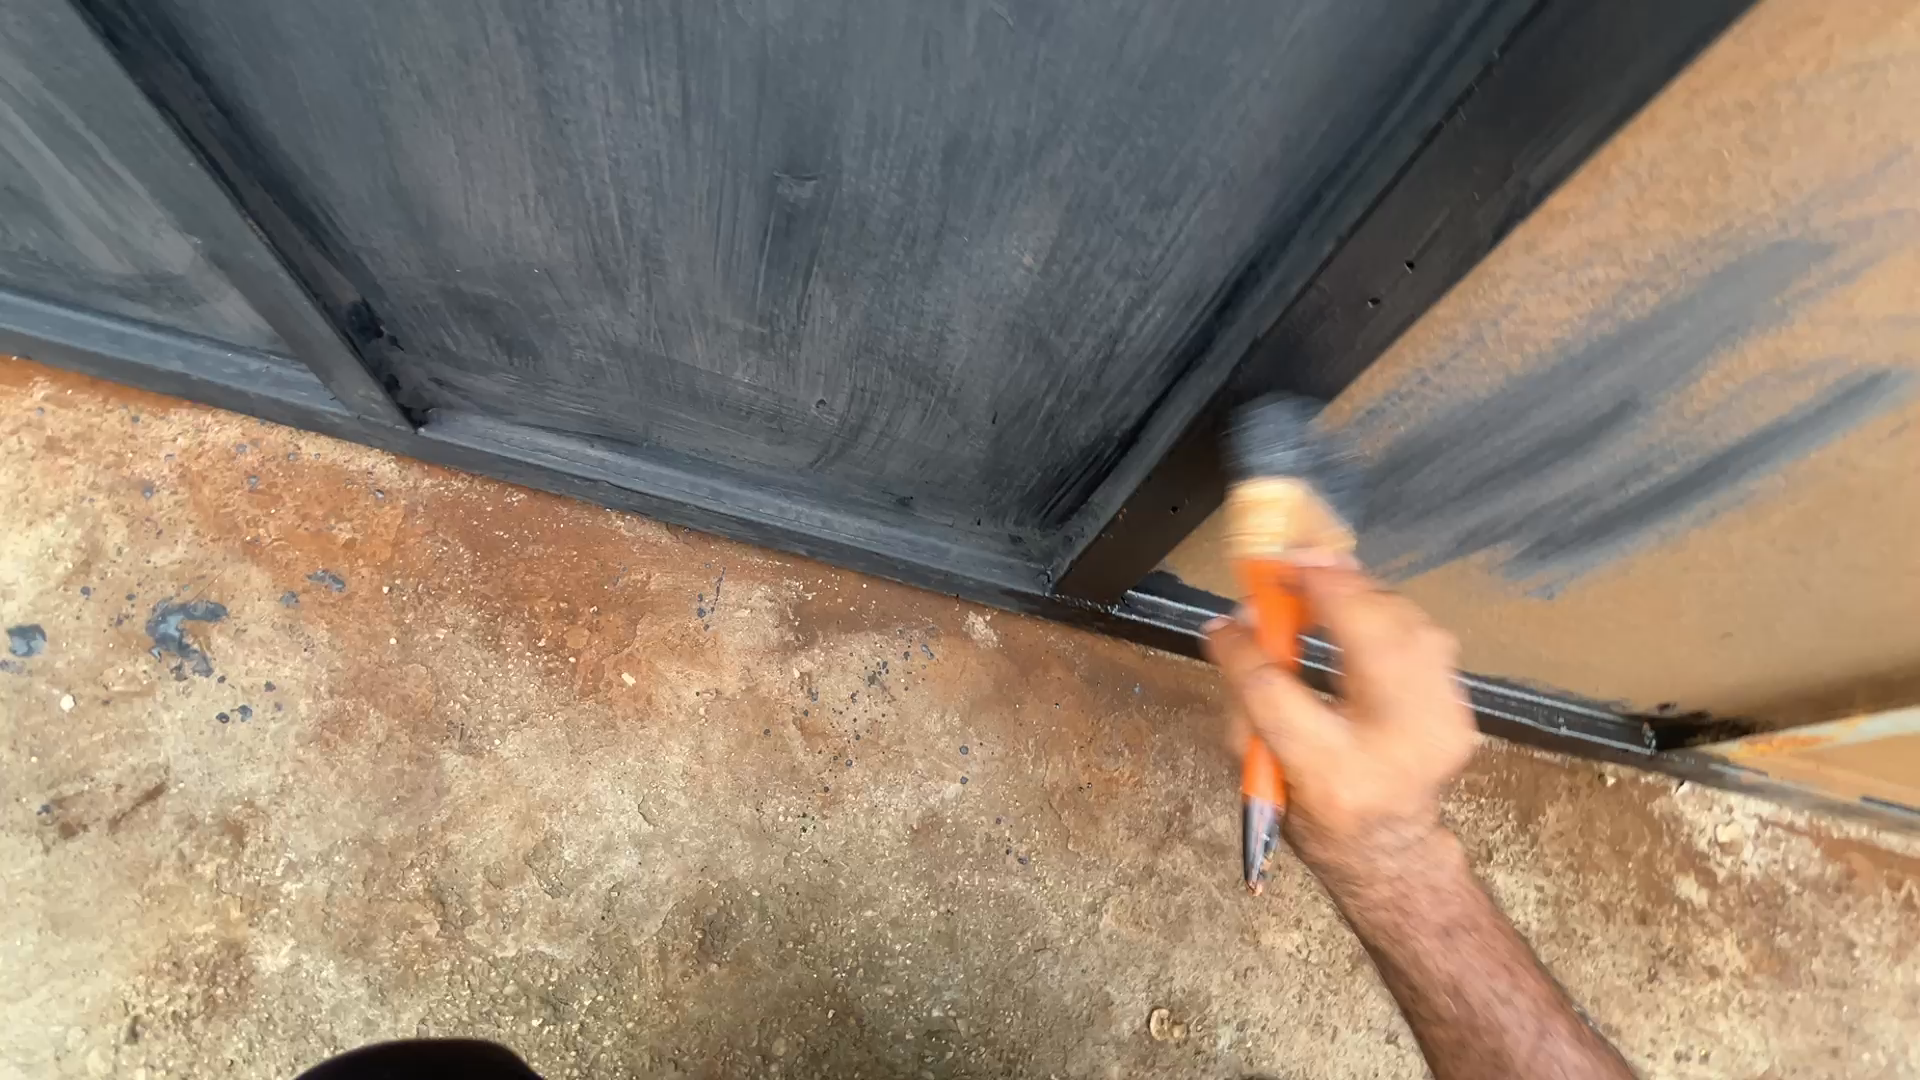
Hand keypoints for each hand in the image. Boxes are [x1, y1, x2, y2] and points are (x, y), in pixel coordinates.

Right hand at [1203, 565, 1475, 875]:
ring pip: (1410, 628)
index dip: (1243, 646)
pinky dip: (1388, 610)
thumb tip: (1239, 620)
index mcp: (1329, 772)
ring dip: (1362, 592)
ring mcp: (1441, 726)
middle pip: (1370, 643)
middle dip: (1331, 588)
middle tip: (1293, 559)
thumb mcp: (1255, 765)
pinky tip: (1356, 603)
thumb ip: (1244, 693)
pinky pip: (1427, 636)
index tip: (1223, 619)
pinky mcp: (1461, 708)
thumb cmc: (1306, 805)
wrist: (1387, 847)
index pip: (1275, 690)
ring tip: (1320, 575)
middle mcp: (1395, 748)